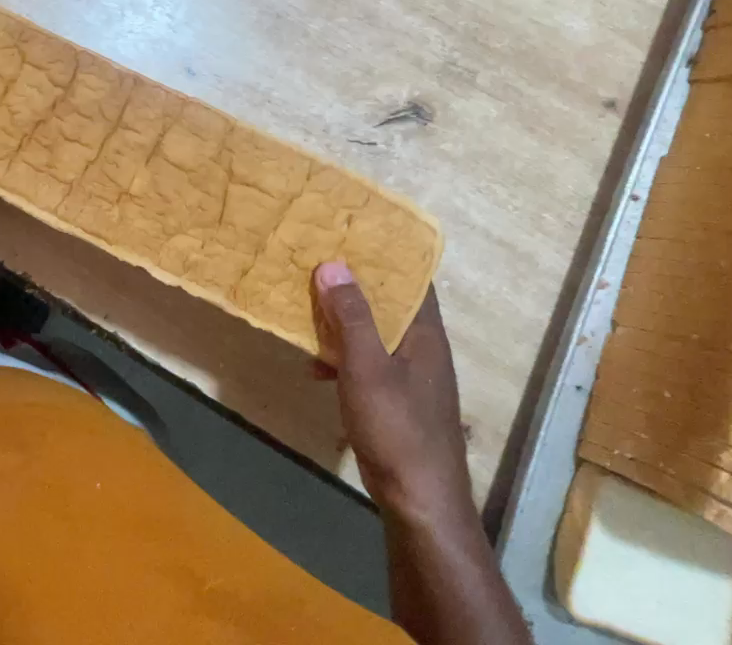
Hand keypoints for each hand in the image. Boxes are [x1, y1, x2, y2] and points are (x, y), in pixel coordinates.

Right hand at [312, 263, 475, 526]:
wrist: (419, 498)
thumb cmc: (397, 427)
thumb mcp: (367, 368)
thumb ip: (352, 317)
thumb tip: (334, 264)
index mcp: (425, 335)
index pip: (414, 281)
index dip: (387, 255)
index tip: (352, 232)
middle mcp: (423, 349)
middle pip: (390, 304)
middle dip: (354, 284)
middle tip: (315, 260)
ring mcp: (411, 376)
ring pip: (374, 333)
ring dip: (343, 320)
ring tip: (306, 305)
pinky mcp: (395, 398)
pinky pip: (366, 361)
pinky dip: (341, 356)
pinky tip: (315, 366)